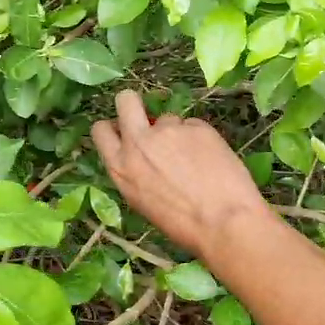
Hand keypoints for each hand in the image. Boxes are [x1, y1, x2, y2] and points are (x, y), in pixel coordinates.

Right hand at [91, 90, 273, 266]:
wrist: (224, 222)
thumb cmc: (180, 224)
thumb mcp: (141, 200)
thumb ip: (133, 170)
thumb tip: (140, 156)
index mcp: (119, 166)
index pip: (100, 129)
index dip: (113, 127)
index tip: (124, 132)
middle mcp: (138, 142)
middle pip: (125, 100)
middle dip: (132, 103)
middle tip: (147, 120)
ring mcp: (168, 131)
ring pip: (167, 118)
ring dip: (175, 132)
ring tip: (194, 158)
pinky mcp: (197, 127)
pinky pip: (193, 125)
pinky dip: (200, 139)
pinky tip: (212, 160)